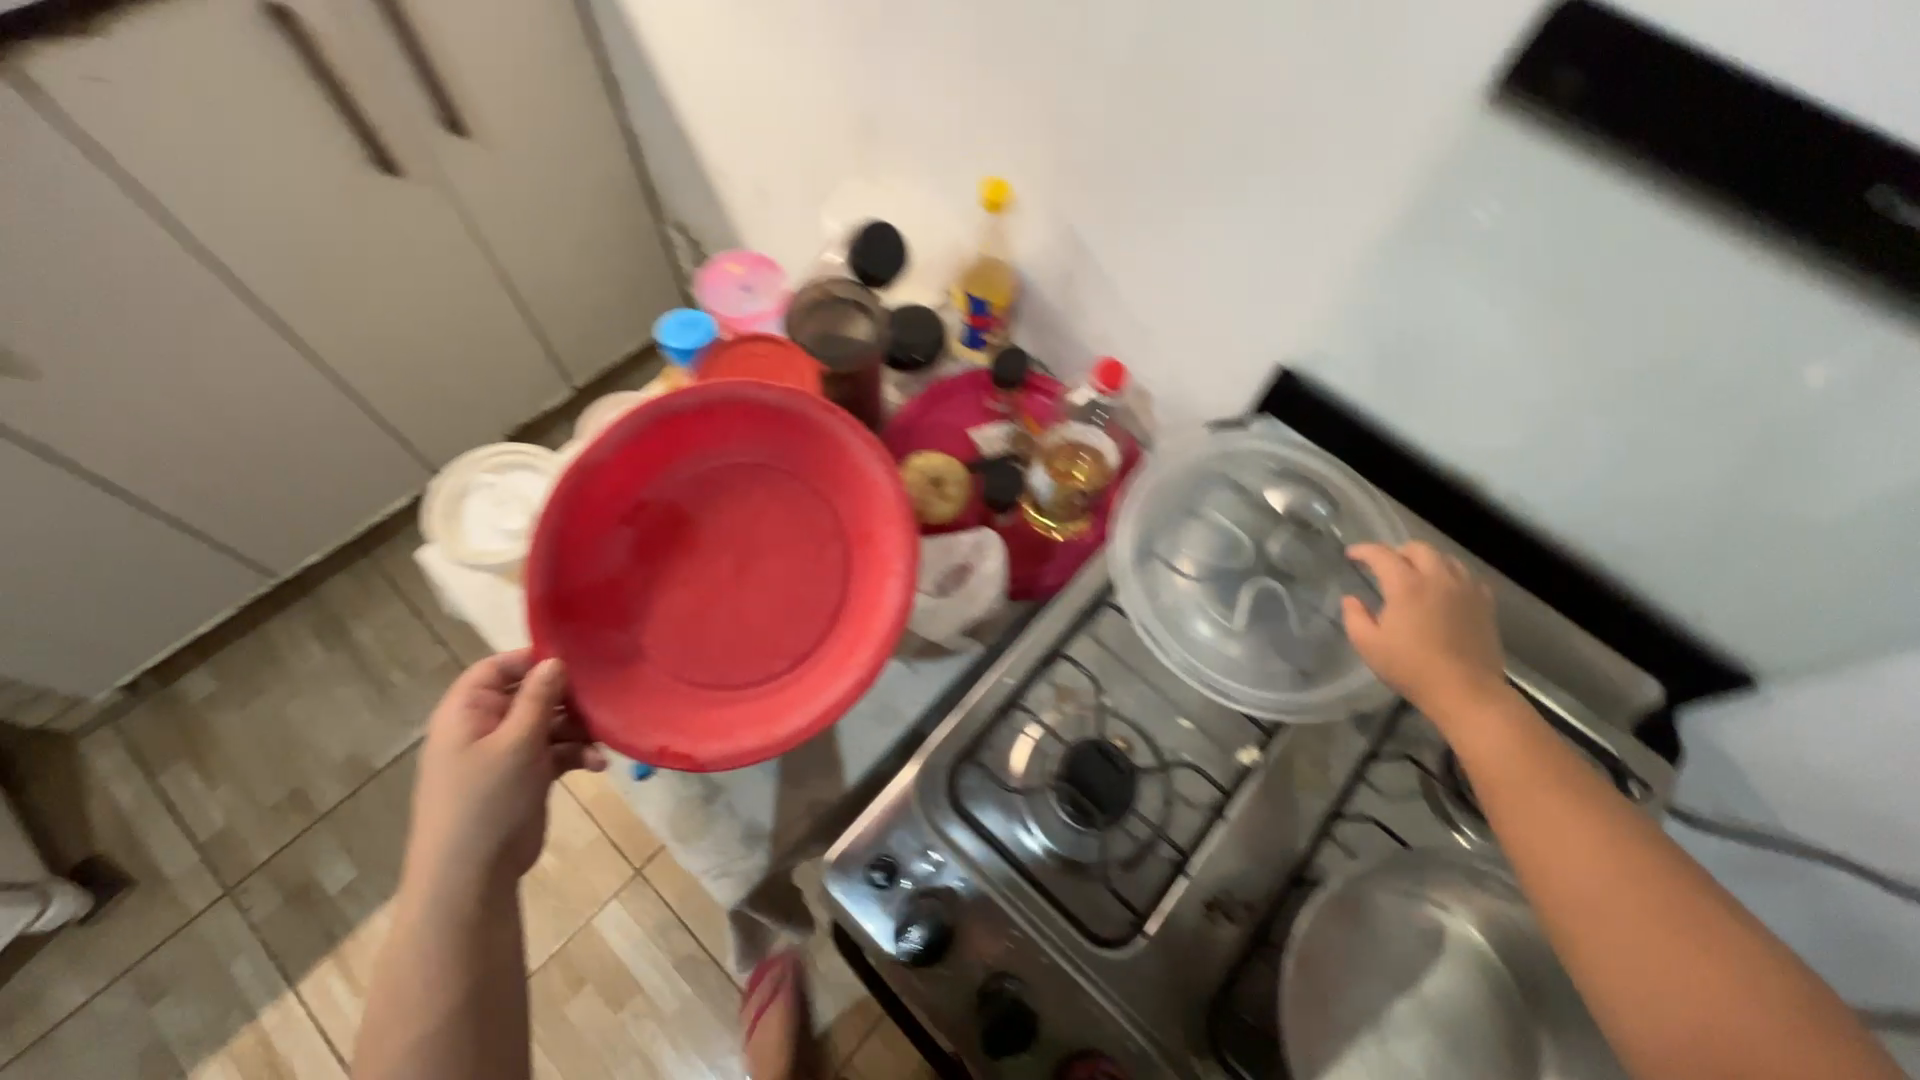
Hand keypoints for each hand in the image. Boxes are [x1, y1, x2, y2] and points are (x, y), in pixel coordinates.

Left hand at [403, 651, 606, 901]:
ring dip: (577, 730)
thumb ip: (538, 698)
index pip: (496, 668)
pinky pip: (554, 753)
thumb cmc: (486, 799)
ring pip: (548, 724)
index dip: (532, 660)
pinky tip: (597, 765)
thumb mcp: (516, 742)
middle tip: (601, 700)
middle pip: (529, 695)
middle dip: (566, 698)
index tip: (575, 661)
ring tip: (603, 739)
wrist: (472, 874)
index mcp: (467, 712)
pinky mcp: (525, 777)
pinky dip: (575, 754)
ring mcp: (506, 754)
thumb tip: (555, 660)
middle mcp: (485, 727)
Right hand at [1342, 542, 1507, 715]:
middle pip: (1418, 548)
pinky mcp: (1485, 602)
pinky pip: (1466, 576)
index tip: (1352, 555)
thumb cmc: (1411, 668)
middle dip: (1397, 552)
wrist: (1465, 690)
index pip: (1381, 554)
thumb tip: (1351, 599)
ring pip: (1445, 558)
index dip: (1364, 550)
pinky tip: (1445, 591)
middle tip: (1385, 566)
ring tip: (1416, 575)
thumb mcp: (1368, 646)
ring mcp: (1466, 588)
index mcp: (1406, 585)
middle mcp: (1438, 577)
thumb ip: (1354, 617)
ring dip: (1426, 560)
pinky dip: (1451, 575)